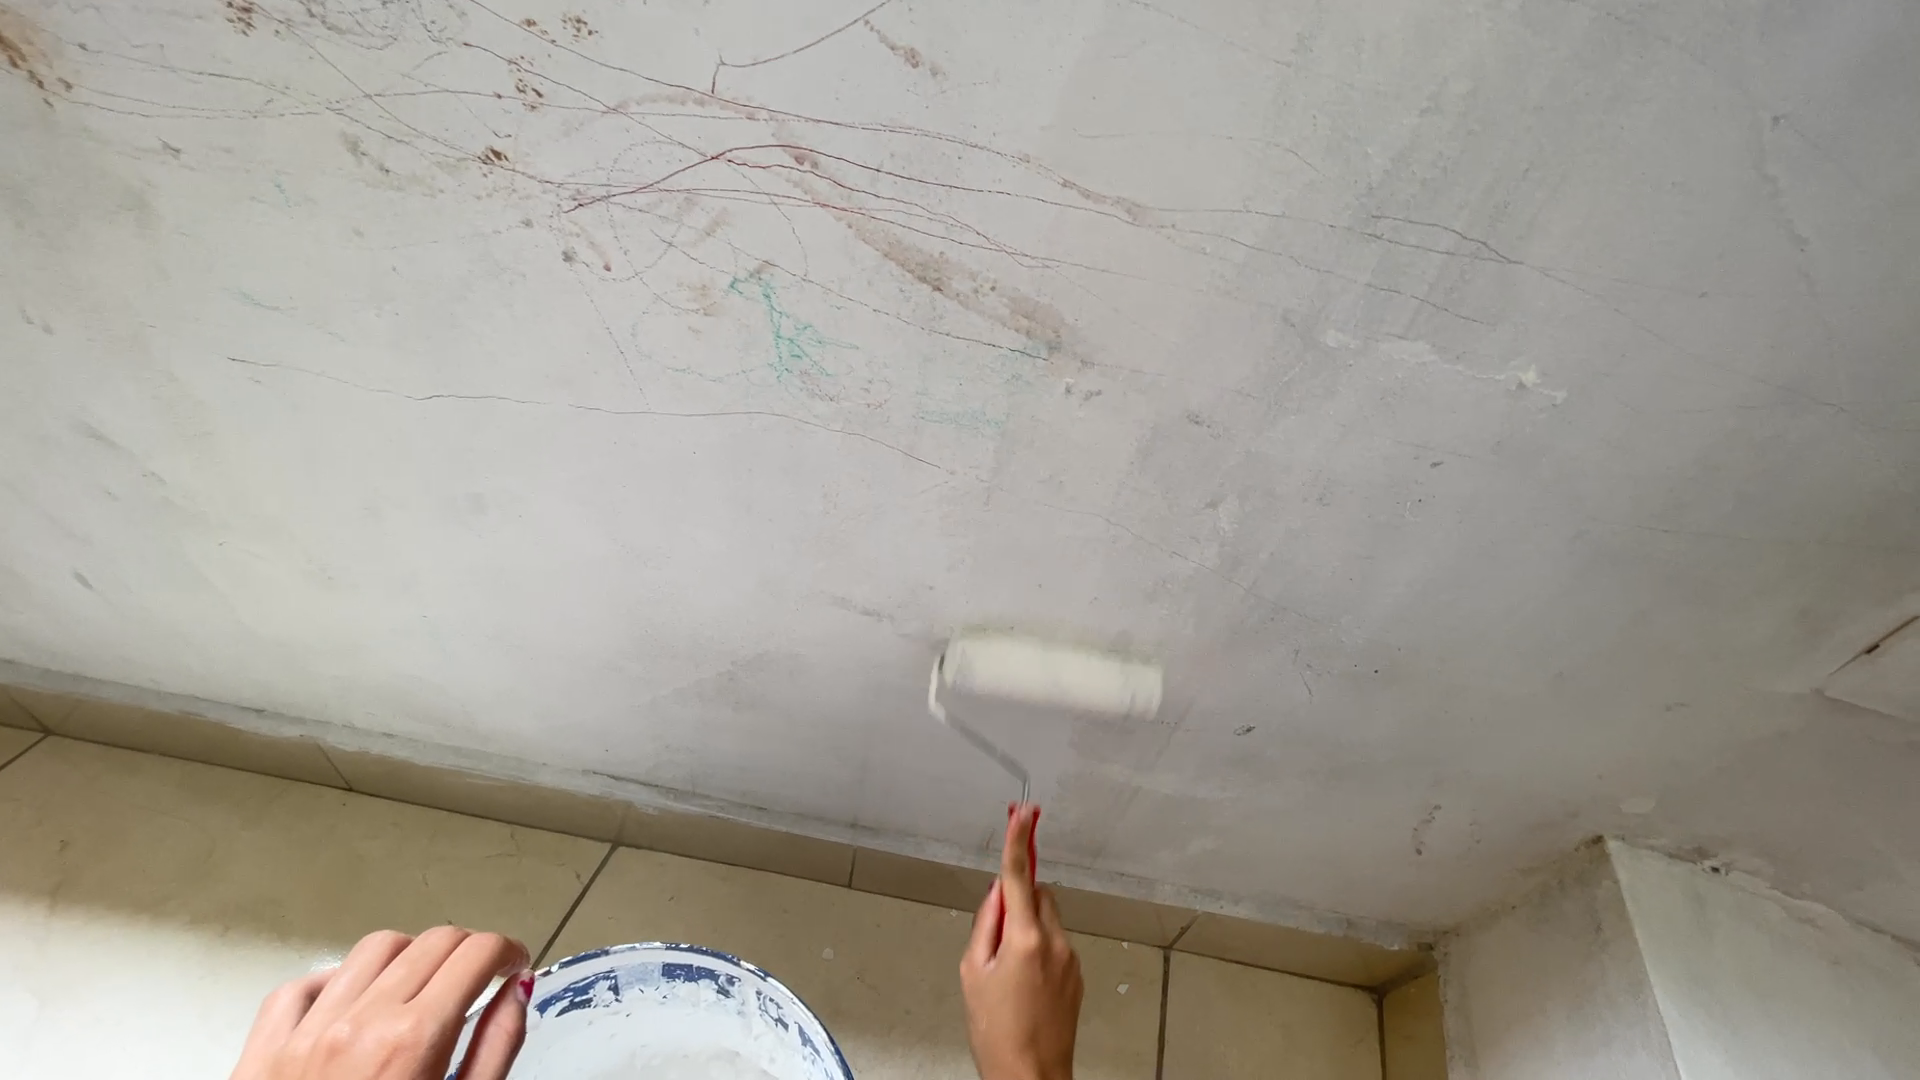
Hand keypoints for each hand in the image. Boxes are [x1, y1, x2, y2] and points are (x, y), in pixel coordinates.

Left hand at [229, 926, 532, 1079]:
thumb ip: (498, 1046)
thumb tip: (516, 989)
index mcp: (415, 1041)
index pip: (481, 950)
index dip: (509, 952)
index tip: (512, 968)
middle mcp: (361, 1025)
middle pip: (437, 939)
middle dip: (471, 950)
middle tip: (479, 977)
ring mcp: (305, 1037)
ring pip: (376, 946)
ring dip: (410, 955)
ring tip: (420, 986)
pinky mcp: (259, 1058)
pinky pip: (301, 986)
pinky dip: (335, 980)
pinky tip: (356, 1002)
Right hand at [960, 804, 1082, 1079]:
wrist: (1030, 1078)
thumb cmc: (996, 1033)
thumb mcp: (973, 972)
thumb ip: (985, 923)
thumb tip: (997, 892)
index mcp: (1025, 938)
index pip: (1019, 875)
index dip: (1020, 838)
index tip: (1023, 812)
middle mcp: (1055, 942)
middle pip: (1037, 894)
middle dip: (1017, 900)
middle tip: (996, 936)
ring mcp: (1070, 957)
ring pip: (1047, 917)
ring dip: (1029, 925)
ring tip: (1009, 970)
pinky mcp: (1077, 972)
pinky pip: (1056, 941)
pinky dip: (1040, 947)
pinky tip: (1025, 982)